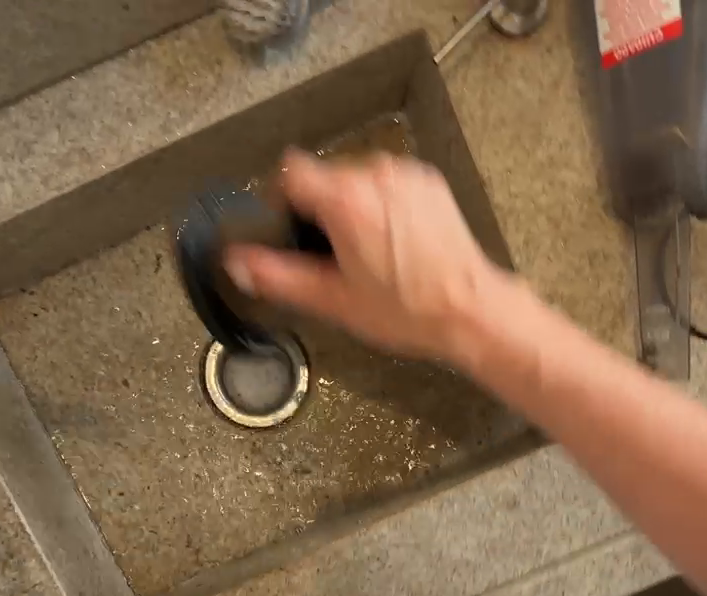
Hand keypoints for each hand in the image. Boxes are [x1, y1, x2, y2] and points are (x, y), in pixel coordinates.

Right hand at [223, 149, 508, 365]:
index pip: (289, 172)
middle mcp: (375, 174)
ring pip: (357, 183)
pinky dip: (382, 209)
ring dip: (353, 211)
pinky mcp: (428, 183)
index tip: (290, 230)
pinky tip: (393, 247)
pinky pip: (388, 186)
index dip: (282, 202)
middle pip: (325, 179)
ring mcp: (406, 175)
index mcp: (346, 199)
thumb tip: (237, 264)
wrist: (469, 312)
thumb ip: (278, 278)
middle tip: (335, 258)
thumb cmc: (408, 311)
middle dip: (321, 213)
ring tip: (369, 257)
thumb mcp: (334, 301)